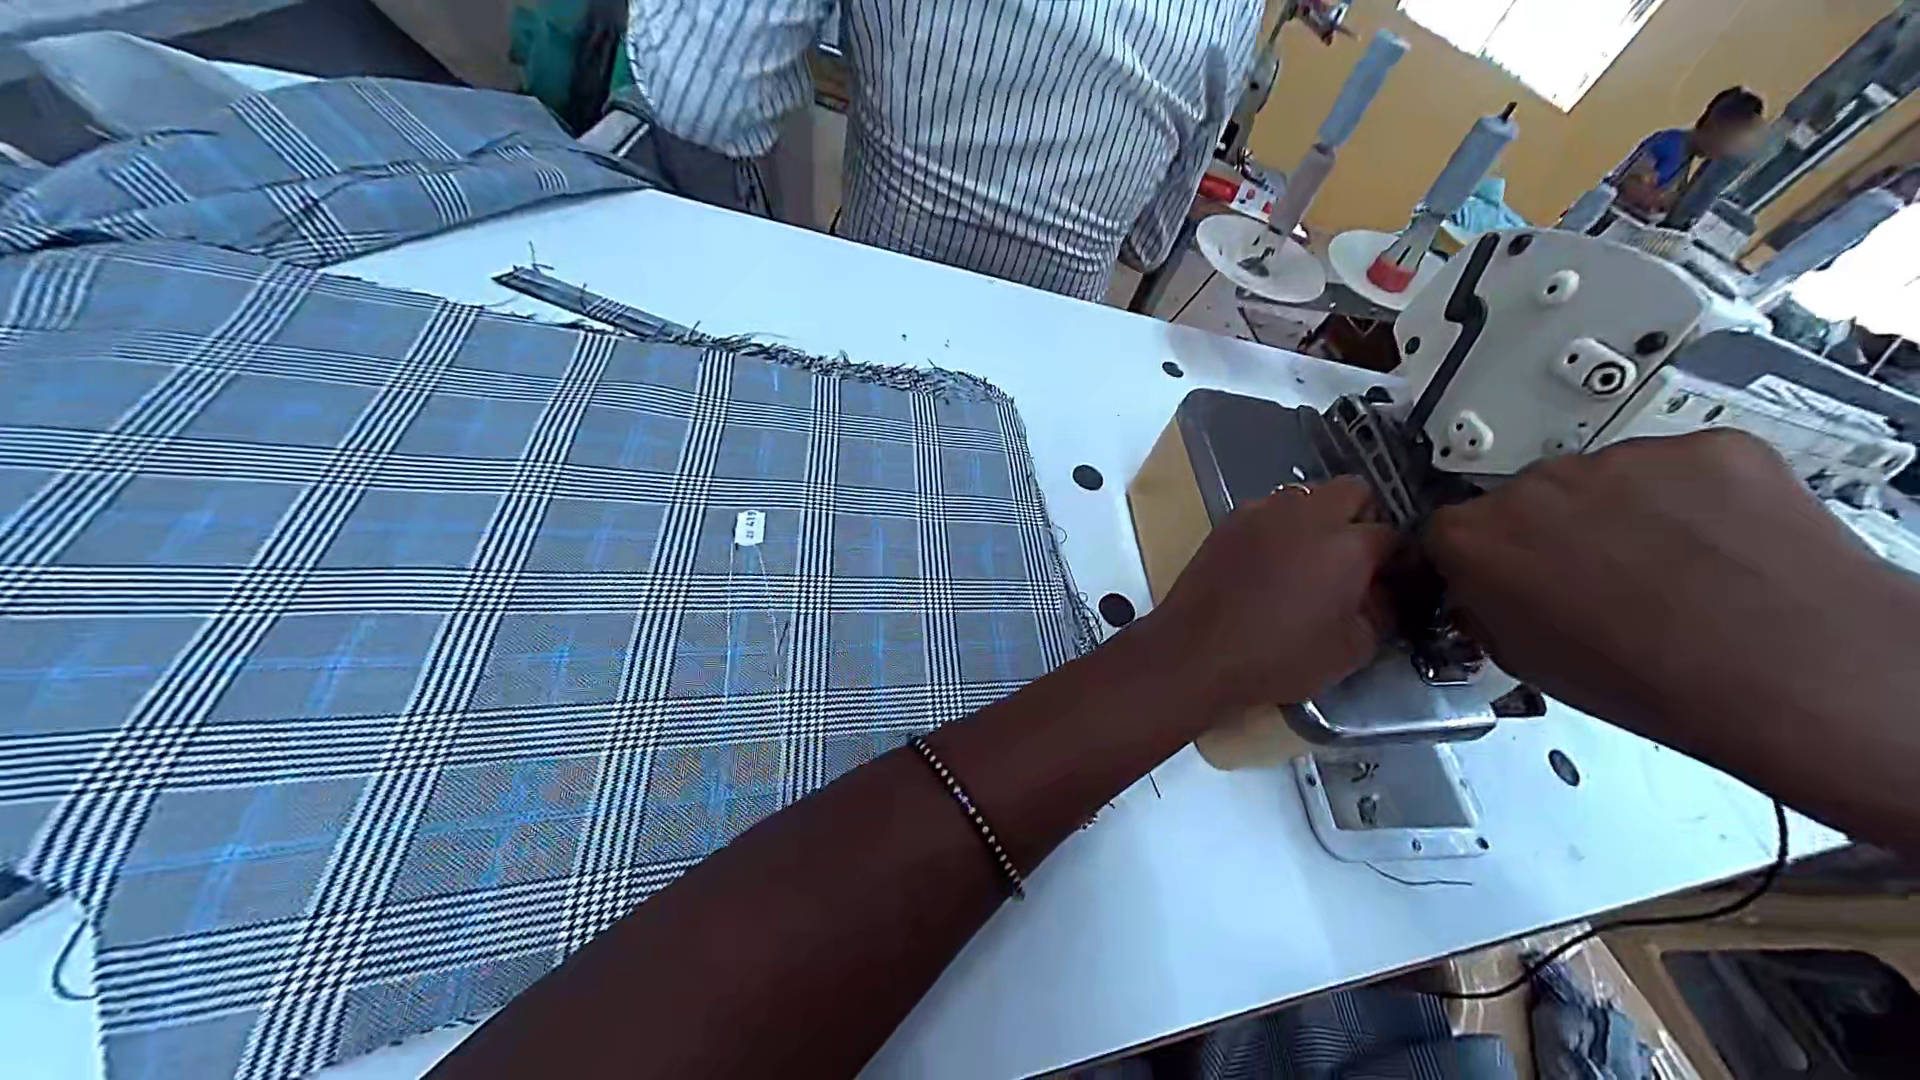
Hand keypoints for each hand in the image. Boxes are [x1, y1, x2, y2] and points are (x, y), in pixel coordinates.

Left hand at [1144, 475, 1395, 718]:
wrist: (1195, 653)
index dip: (1397, 558)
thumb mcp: (1351, 648)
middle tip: (1353, 558)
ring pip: (1306, 495)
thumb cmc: (1278, 658)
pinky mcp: (1227, 522)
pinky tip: (1269, 562)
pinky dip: (1278, 526)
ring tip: (1308, 559)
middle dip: (1361, 518)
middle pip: (1352, 491)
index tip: (1391, 579)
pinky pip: (1267, 510)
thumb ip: (1380, 609)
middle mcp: (1305, 515)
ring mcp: (1261, 513)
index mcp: (1347, 544)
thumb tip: (1382, 590)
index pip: (1393, 534)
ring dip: (1317, 517)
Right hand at [1424, 430, 1903, 744]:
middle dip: (1546, 531)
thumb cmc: (1653, 676)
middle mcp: (1530, 488)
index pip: (1448, 529)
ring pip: (1597, 479)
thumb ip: (1480, 607)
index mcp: (1472, 537)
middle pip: (1520, 498)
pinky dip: (1688, 496)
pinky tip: (1706, 544)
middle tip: (1590, 575)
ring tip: (1661, 565)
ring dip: (1615, 511)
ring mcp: (1615, 462)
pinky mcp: (1698, 449)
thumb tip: (1482, 592)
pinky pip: (1675, 465)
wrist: (1793, 673)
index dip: (1476, 554)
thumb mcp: (1521, 658)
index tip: (1501, 567)